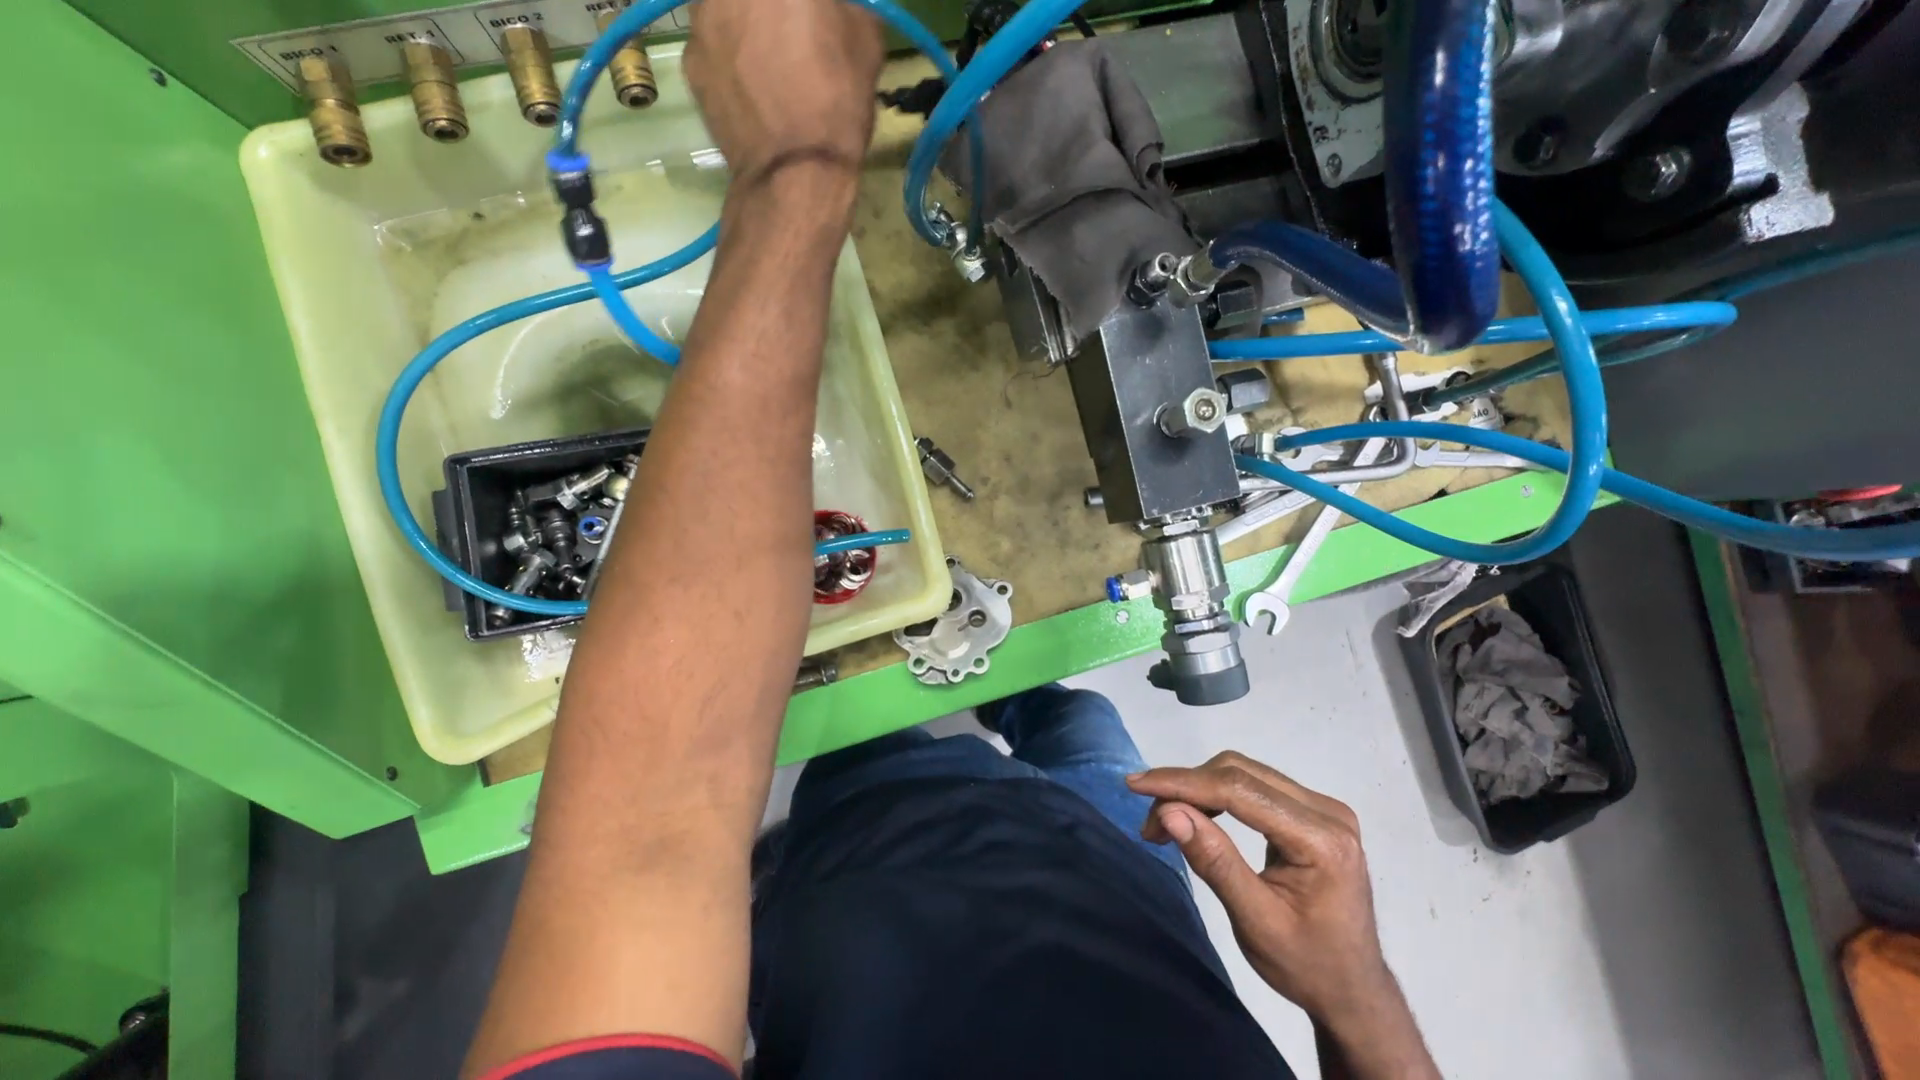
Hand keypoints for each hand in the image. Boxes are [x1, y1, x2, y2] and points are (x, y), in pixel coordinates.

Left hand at [684, 0, 885, 193]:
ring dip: (743, 17)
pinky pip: (711, 38)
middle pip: (751, 0)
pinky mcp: (689, 60)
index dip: (805, 6)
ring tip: (769, 50)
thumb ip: (845, 3)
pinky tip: (751, 81)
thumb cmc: (838, 98)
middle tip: (790, 27)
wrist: (794, 171)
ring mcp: (701, 19)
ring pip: (723, 7)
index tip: (815, 15)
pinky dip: (729, 49)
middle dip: (771, 10)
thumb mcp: (865, 35)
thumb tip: (830, 6)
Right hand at [1127, 752, 1395, 1023]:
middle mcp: (1327, 811)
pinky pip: (1256, 787)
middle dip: (1186, 788)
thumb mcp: (1255, 922)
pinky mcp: (1313, 813)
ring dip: (1198, 790)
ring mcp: (1324, 809)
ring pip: (1245, 774)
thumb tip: (1169, 813)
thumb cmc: (1307, 965)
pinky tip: (1197, 817)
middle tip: (1149, 825)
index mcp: (1321, 839)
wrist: (1353, 990)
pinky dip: (1218, 796)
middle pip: (1241, 773)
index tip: (1136, 785)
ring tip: (1166, 823)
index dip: (1183, 783)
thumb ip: (1215, 862)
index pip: (1240, 791)